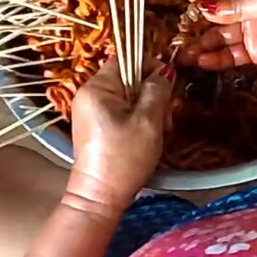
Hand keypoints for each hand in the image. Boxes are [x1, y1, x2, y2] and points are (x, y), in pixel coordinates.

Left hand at [64, 58, 172, 215]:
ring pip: (128, 98)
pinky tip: (146, 139)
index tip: (167, 84)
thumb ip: (157, 90)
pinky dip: (137, 121)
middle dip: (151, 95)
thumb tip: (165, 69)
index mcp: (96, 88)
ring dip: (148, 111)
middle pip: (128, 79)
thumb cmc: (124, 159)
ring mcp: (90, 112)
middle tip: (163, 118)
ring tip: (157, 132)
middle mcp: (88, 96)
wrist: (99, 197)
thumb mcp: (148, 122)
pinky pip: (121, 113)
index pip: (125, 59)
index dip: (149, 66)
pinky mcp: (96, 127)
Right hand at [185, 0, 256, 76]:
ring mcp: (254, 28)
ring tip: (185, 50)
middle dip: (200, 17)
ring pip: (221, 33)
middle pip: (220, 7)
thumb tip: (206, 8)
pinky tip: (200, 60)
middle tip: (182, 27)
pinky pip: (231, 53)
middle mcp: (254, 2)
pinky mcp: (256, 51)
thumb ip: (236, 4)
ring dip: (203, 40)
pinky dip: (216, 57)